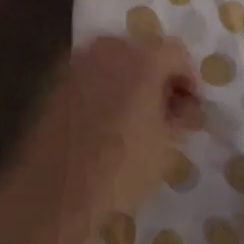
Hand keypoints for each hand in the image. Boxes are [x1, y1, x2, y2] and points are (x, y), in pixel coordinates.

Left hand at [11, 36, 201, 243]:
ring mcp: (75, 63)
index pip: (177, 53)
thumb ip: (181, 116)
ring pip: (114, 60)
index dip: (189, 81)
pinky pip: (89, 75)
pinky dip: (103, 88)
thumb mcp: (166, 146)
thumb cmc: (119, 170)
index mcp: (141, 58)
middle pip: (143, 50)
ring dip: (130, 80)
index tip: (191, 111)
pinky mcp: (52, 82)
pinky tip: (106, 120)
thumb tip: (184, 106)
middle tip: (166, 111)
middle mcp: (107, 49)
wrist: (52, 194)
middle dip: (159, 76)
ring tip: (136, 116)